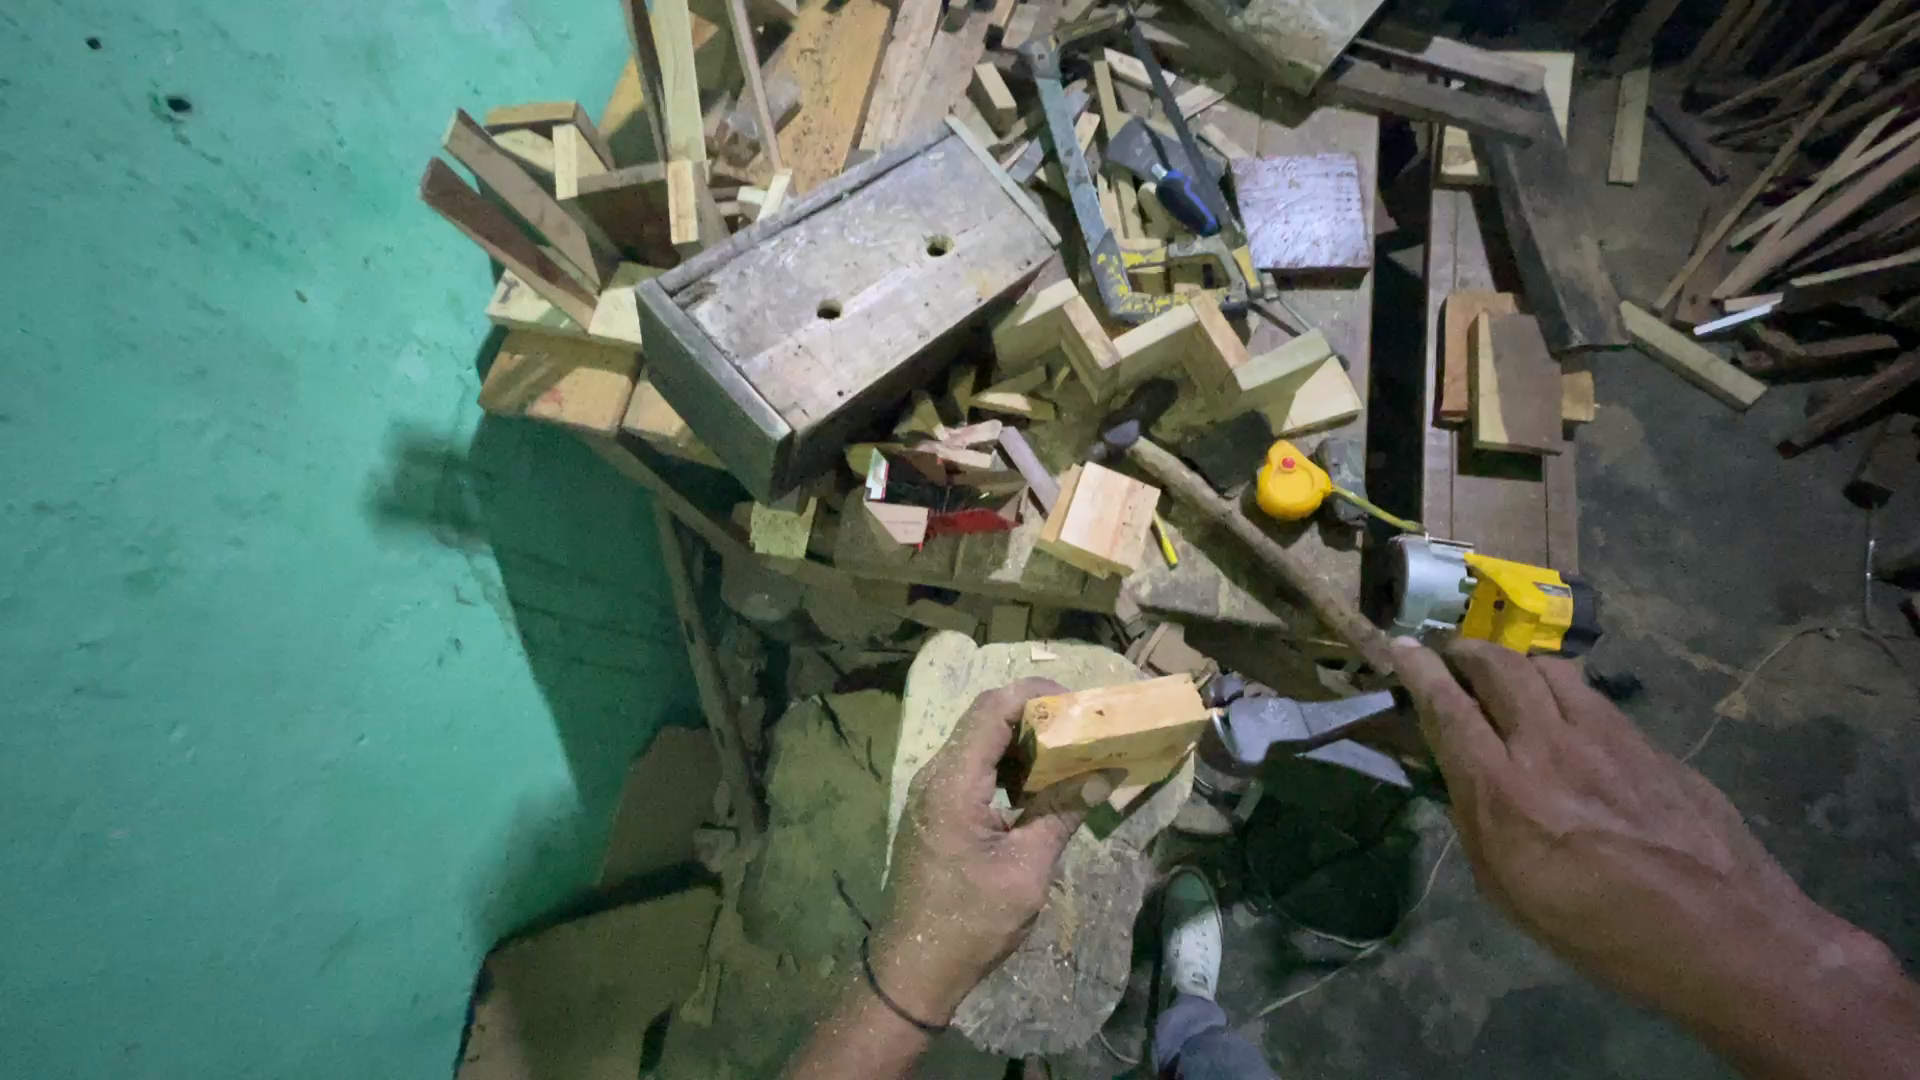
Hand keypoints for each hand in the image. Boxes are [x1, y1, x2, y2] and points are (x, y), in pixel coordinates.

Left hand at [870, 679, 1118, 1025]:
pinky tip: (1035, 786)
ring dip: (1020, 739)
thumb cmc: (971, 922)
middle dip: (1033, 714)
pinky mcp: (935, 806)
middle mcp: (936, 774)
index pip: (991, 708)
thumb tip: (1105, 774)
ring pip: (978, 739)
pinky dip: (1005, 764)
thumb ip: (1062, 812)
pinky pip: (972, 766)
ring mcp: (931, 789)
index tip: (1077, 703)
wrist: (912, 968)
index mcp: (954, 783)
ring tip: (1065, 754)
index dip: (1034, 695)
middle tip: (1079, 727)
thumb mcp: (1027, 870)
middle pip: (984, 717)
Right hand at [1391, 637, 1897, 1025]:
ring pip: (1549, 669)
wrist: (1731, 941)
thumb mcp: (1503, 882)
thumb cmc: (1595, 925)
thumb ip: (1473, 812)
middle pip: (1499, 668)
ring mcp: (1608, 740)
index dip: (1418, 670)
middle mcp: (1551, 749)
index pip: (1448, 708)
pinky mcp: (1651, 745)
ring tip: (1507, 677)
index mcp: (1505, 790)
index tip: (1401, 646)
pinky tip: (1564, 716)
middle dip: (1466, 650)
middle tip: (1452, 654)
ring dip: (1515, 664)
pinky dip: (1562, 691)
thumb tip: (1458, 768)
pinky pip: (1594, 697)